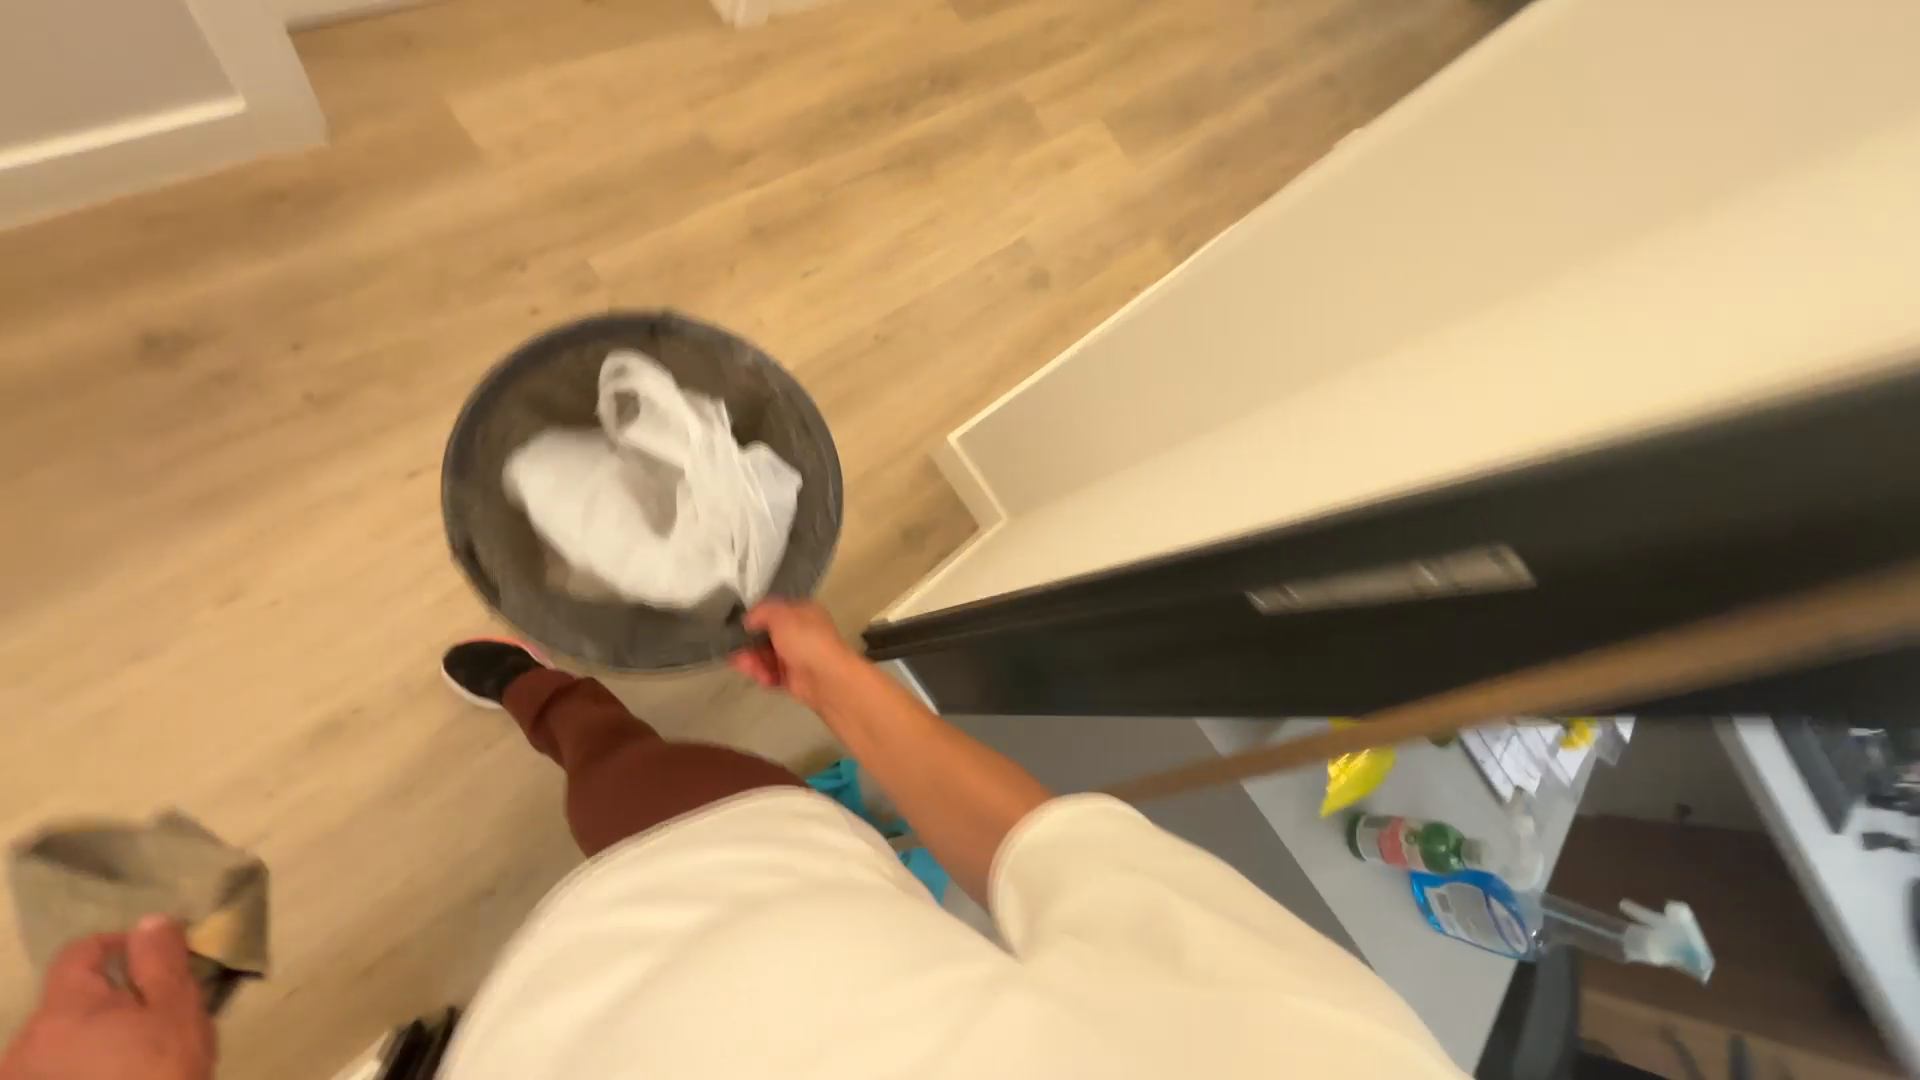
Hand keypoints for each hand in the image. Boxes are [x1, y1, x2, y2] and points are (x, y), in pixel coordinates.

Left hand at [0, 918, 213, 1079]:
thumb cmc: (162, 1067)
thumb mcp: (177, 1007)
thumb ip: (160, 961)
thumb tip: (149, 922)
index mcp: (63, 1011)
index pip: (78, 953)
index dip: (117, 943)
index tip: (157, 956)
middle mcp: (23, 1043)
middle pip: (67, 998)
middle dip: (111, 995)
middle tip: (157, 1012)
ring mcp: (18, 1077)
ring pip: (57, 1035)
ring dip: (95, 1031)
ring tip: (136, 1050)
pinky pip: (49, 1066)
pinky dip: (80, 1061)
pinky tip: (114, 1075)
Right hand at [730, 599, 868, 713]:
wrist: (826, 677)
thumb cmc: (805, 640)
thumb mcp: (781, 615)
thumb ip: (761, 611)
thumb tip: (749, 619)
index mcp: (804, 612)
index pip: (776, 611)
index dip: (757, 617)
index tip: (740, 625)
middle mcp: (802, 633)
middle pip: (767, 636)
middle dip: (749, 644)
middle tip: (735, 651)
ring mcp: (798, 656)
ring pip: (767, 657)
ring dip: (753, 662)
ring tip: (746, 666)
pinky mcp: (794, 678)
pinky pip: (772, 674)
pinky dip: (764, 676)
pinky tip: (763, 678)